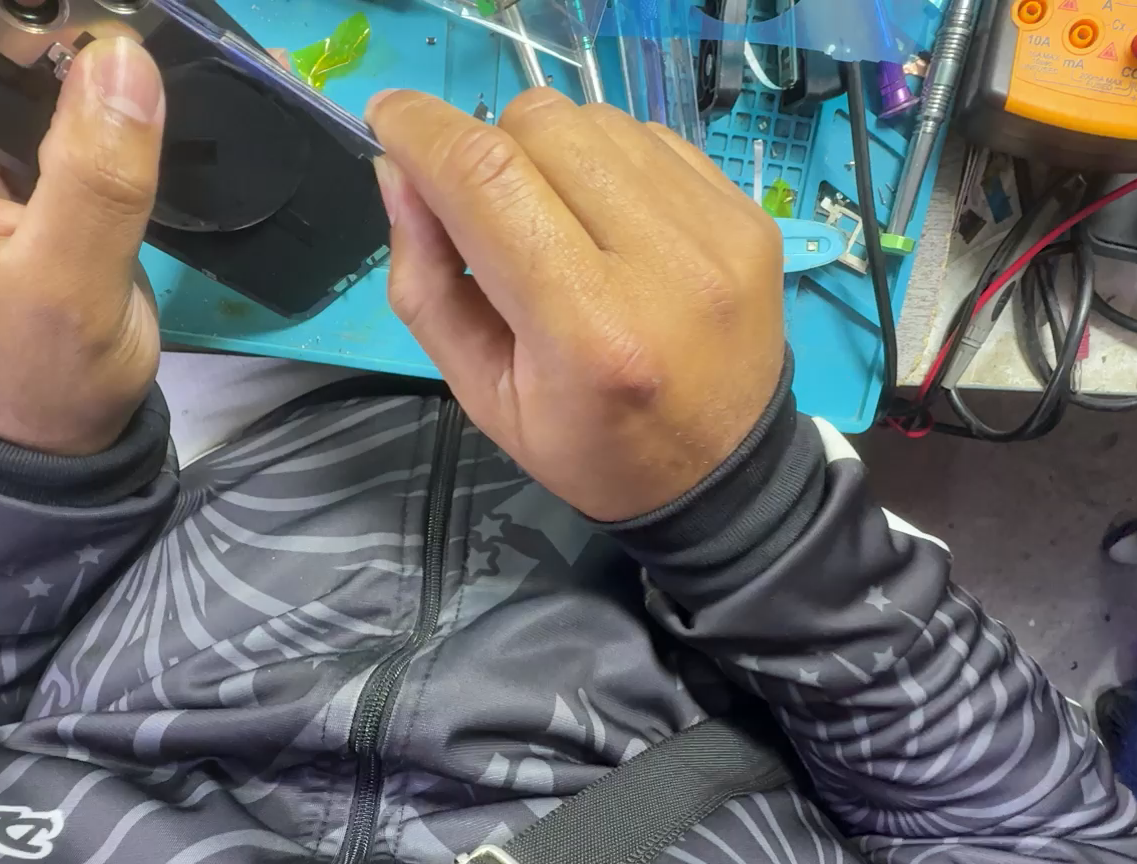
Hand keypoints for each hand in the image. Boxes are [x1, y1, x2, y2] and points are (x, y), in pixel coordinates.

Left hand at [0, 2, 167, 454]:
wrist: (61, 419)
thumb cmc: (41, 369)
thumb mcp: (68, 289)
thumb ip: (95, 182)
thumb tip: (125, 60)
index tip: (8, 6)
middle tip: (92, 17)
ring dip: (46, 17)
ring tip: (119, 34)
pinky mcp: (12, 144)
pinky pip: (33, 69)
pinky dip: (78, 53)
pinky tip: (125, 64)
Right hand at [366, 89, 784, 521]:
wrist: (719, 471)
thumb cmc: (593, 448)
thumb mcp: (487, 397)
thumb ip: (428, 288)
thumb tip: (400, 172)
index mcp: (587, 334)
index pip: (488, 181)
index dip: (422, 131)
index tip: (389, 119)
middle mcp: (663, 267)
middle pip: (541, 127)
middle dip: (487, 149)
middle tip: (489, 212)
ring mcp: (718, 233)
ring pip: (596, 120)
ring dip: (550, 155)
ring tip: (559, 226)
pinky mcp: (747, 216)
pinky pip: (650, 140)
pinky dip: (608, 165)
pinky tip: (613, 226)